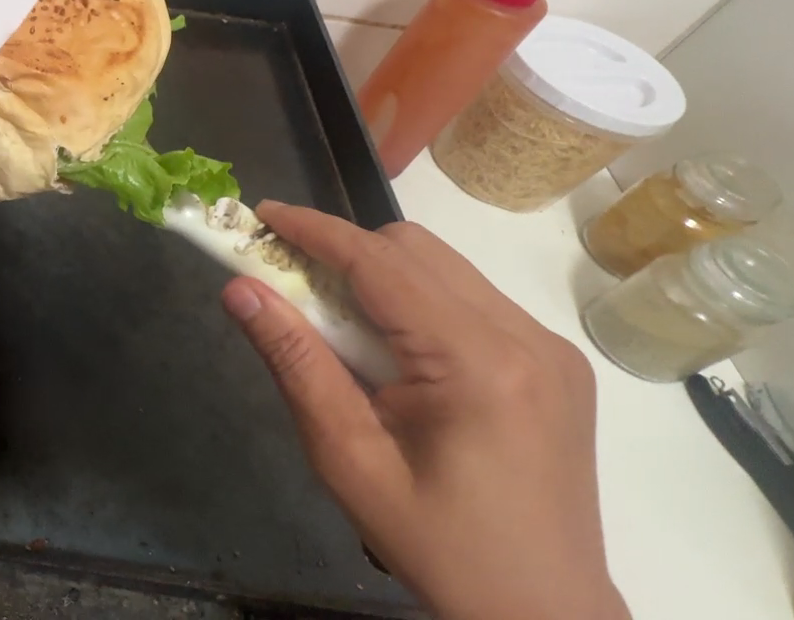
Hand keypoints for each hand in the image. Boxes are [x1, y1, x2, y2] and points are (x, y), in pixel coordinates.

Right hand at [220, 202, 629, 619]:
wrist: (540, 613)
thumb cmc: (434, 541)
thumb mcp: (346, 456)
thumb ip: (294, 361)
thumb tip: (239, 288)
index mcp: (478, 363)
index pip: (381, 263)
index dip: (314, 230)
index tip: (260, 213)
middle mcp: (527, 338)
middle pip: (415, 250)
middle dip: (343, 249)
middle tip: (287, 277)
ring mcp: (549, 349)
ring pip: (443, 267)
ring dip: (378, 273)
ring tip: (334, 318)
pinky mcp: (554, 363)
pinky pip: (469, 298)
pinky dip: (414, 299)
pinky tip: (390, 347)